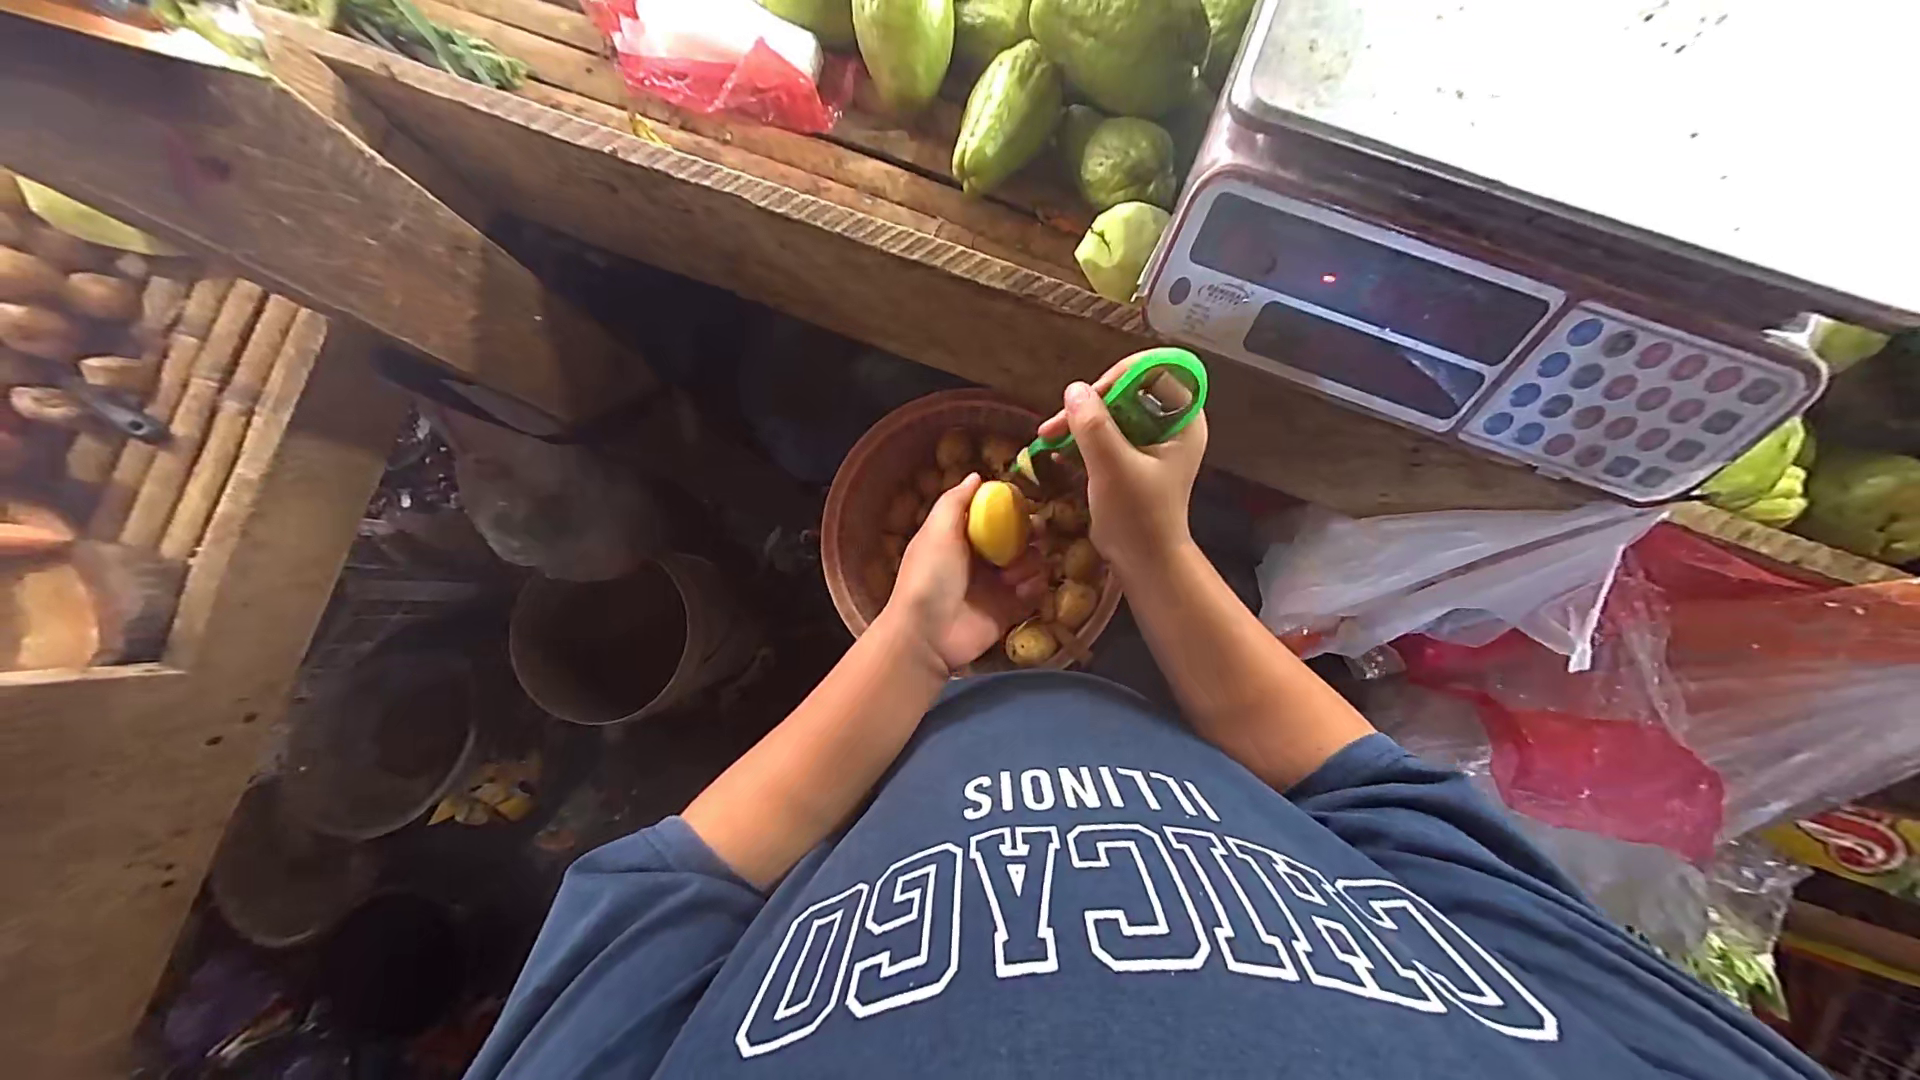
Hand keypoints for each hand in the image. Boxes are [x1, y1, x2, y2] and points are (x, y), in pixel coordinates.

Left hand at [884, 472, 1049, 670]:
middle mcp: (982, 557)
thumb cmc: (928, 576)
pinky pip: (1035, 590)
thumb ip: (956, 501)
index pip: (995, 515)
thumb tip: (977, 476)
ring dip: (1029, 562)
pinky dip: (1034, 586)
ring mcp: (998, 584)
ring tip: (1012, 574)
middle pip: (1019, 537)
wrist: (926, 634)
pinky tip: (1020, 589)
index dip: (1011, 508)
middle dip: (1030, 533)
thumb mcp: (937, 530)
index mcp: (962, 536)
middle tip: (1035, 534)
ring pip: (1031, 561)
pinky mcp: (1010, 608)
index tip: (1022, 505)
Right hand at [1035, 359, 1206, 580]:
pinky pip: (1105, 435)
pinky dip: (1082, 439)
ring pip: (1112, 413)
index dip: (1122, 377)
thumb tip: (1073, 389)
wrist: (1142, 562)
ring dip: (1080, 421)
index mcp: (1183, 421)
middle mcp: (1170, 425)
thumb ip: (1094, 426)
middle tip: (1058, 422)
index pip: (1157, 372)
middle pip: (1128, 391)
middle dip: (1091, 403)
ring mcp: (1150, 443)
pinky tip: (1056, 450)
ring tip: (1048, 436)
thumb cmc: (1138, 516)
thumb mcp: (1113, 467)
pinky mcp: (1131, 459)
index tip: (1089, 398)